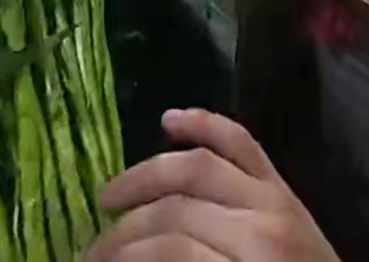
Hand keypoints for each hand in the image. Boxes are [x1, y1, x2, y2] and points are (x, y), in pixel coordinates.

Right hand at [83, 109, 340, 261]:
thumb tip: (132, 260)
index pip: (173, 251)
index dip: (125, 256)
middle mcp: (260, 226)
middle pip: (177, 210)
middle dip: (125, 230)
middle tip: (88, 250)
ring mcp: (273, 196)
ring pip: (200, 165)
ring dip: (147, 176)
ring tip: (109, 197)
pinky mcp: (280, 184)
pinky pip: (240, 141)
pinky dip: (204, 123)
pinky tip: (169, 119)